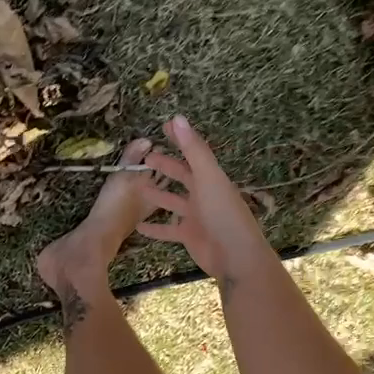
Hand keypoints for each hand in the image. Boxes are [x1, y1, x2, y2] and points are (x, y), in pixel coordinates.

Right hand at [136, 115, 267, 279]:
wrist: (235, 256)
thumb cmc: (223, 213)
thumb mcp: (207, 177)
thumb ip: (193, 149)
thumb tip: (177, 117)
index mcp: (211, 178)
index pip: (192, 153)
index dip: (179, 140)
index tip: (163, 127)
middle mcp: (204, 195)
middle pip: (182, 176)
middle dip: (165, 167)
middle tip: (145, 159)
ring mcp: (197, 217)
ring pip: (173, 202)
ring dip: (157, 196)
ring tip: (138, 189)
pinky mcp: (189, 236)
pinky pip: (168, 230)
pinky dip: (154, 228)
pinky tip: (138, 226)